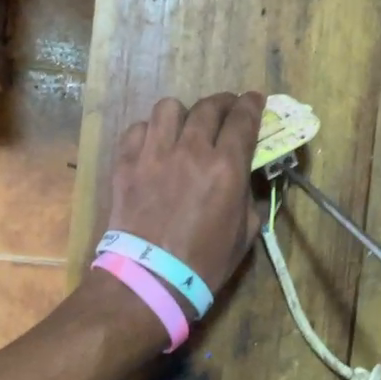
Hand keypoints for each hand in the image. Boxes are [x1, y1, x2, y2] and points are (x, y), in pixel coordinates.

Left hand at [103, 92, 265, 292]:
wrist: (150, 279)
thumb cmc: (204, 264)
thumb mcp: (244, 234)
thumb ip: (247, 197)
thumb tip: (243, 179)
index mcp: (226, 167)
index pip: (244, 119)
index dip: (253, 105)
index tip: (255, 99)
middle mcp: (191, 150)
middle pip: (209, 107)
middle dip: (223, 103)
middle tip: (226, 110)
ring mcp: (154, 154)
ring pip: (169, 108)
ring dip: (183, 114)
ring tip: (185, 126)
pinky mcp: (126, 164)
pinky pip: (137, 129)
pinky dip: (149, 131)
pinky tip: (153, 144)